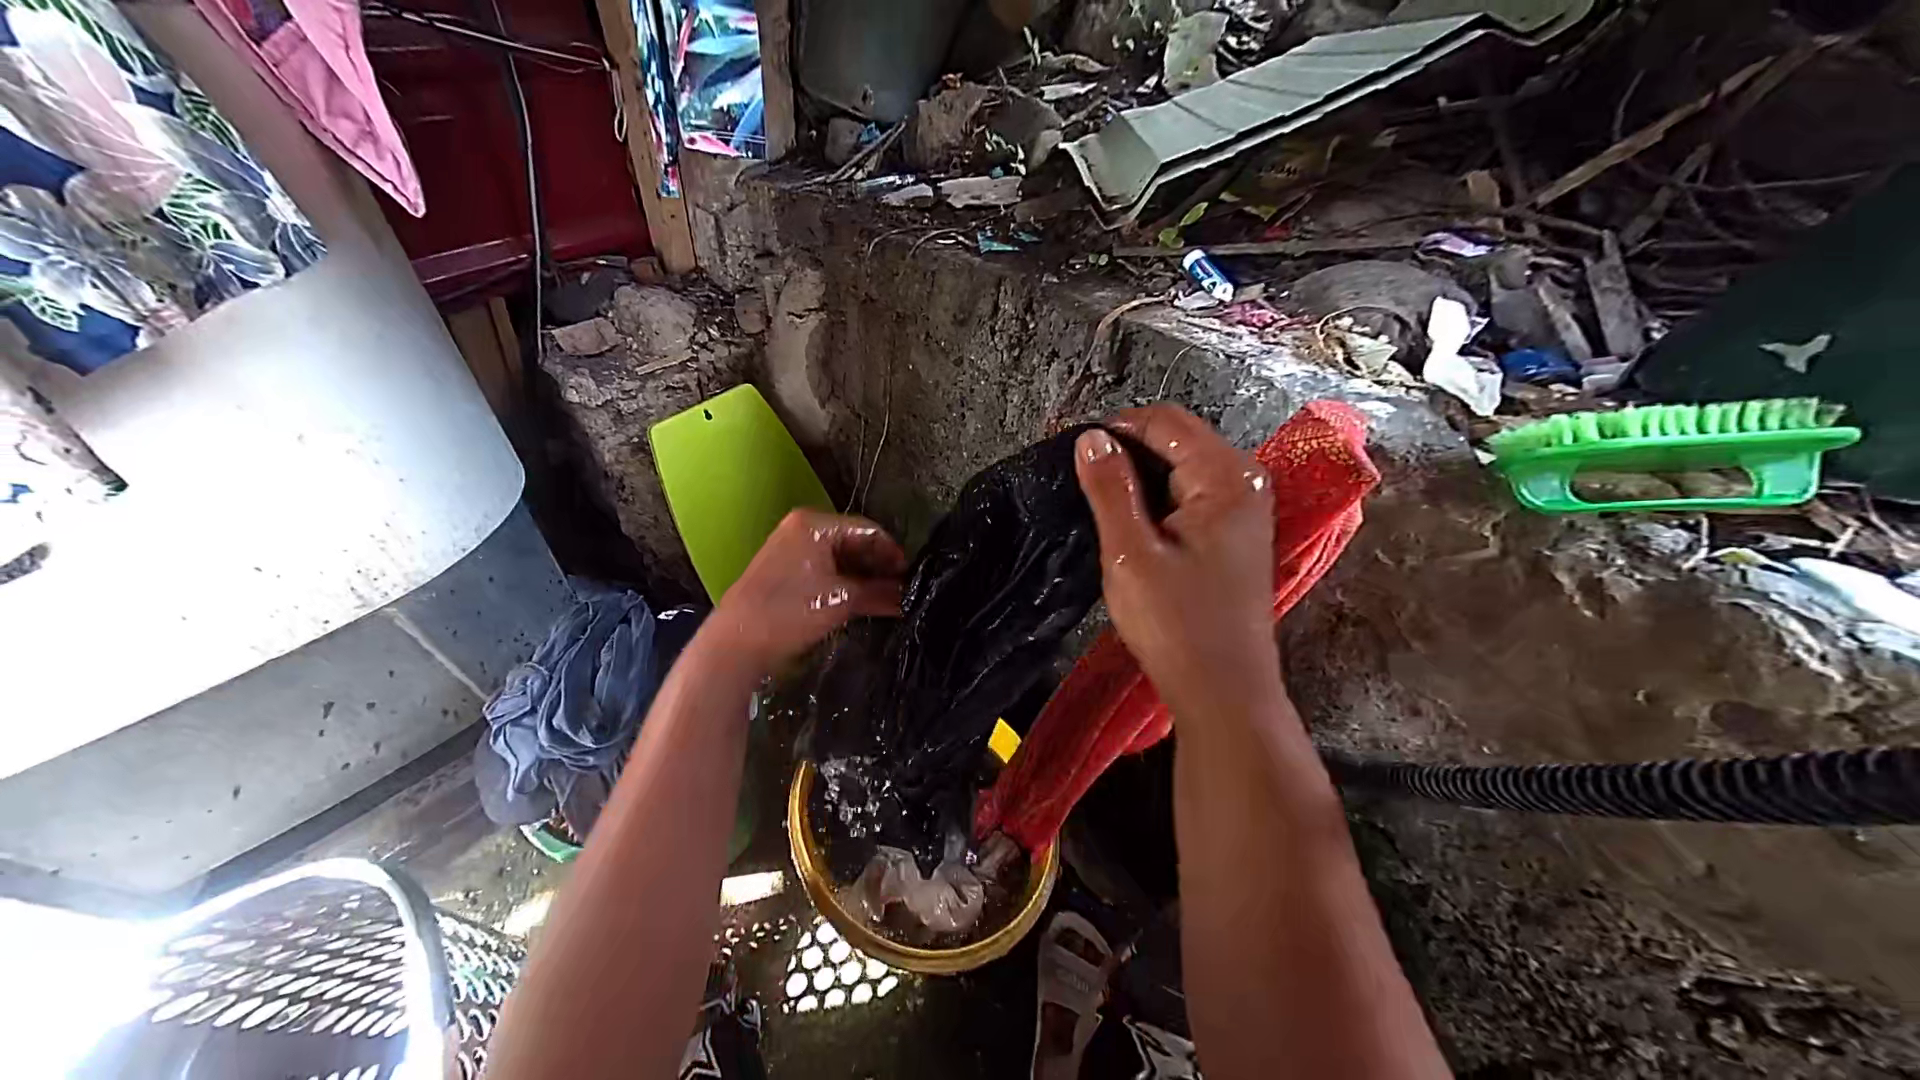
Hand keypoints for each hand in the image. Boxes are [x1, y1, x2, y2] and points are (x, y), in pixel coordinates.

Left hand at [699, 509, 906, 674]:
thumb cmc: (789, 612)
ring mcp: (791, 550)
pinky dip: (844, 584)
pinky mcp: (786, 572)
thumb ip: (880, 594)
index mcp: (814, 524)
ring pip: (840, 558)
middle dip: (878, 566)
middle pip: (854, 542)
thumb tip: (907, 595)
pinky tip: (861, 602)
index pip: (868, 530)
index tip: (910, 576)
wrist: (736, 644)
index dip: (892, 553)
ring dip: (863, 578)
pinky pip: (825, 570)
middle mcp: (802, 529)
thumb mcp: (842, 601)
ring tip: (886, 599)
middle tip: (901, 589)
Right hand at [1075, 406, 1278, 716]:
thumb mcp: (1130, 552)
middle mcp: (1245, 482)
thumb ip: (1109, 488)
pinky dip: (1156, 497)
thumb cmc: (1176, 625)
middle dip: (1126, 449)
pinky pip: (1190, 493)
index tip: (1069, 442)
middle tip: (1077, 473)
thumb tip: (1090, 438)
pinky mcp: (1235, 532)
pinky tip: (1128, 519)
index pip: (1165, 422)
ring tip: (1095, 496)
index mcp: (1226, 478)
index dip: (1114, 426)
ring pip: (1181, 467)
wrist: (1222, 690)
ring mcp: (1244, 508)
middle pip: (1178, 439)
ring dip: (1138, 475)